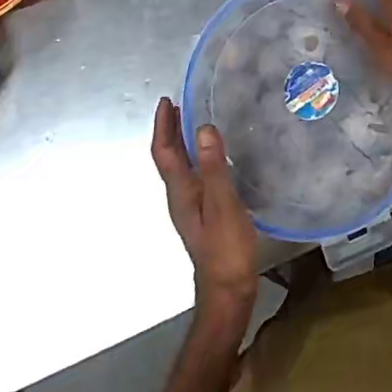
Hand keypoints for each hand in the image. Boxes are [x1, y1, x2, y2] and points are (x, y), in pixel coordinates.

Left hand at [151, 97, 256, 312]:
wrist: (228, 291)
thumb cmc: (225, 249)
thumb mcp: (222, 204)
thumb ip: (213, 167)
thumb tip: (202, 128)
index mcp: (180, 191)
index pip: (164, 152)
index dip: (163, 125)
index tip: (166, 100)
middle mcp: (180, 196)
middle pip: (168, 157)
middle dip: (170, 130)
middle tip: (179, 104)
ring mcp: (191, 207)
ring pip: (180, 166)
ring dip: (182, 142)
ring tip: (194, 122)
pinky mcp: (203, 213)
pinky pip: (194, 175)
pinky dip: (197, 157)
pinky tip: (214, 156)